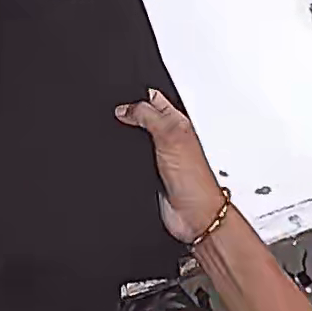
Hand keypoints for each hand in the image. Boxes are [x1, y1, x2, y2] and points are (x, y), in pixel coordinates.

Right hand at [115, 89, 227, 243]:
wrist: (193, 216)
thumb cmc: (194, 180)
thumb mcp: (170, 135)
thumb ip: (148, 116)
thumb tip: (125, 108)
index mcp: (177, 123)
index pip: (154, 99)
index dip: (139, 94)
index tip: (123, 94)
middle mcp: (168, 138)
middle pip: (142, 118)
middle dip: (128, 115)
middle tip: (117, 112)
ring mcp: (158, 156)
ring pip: (135, 139)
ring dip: (126, 138)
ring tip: (117, 130)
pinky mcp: (148, 174)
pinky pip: (131, 160)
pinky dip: (124, 159)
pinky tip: (121, 157)